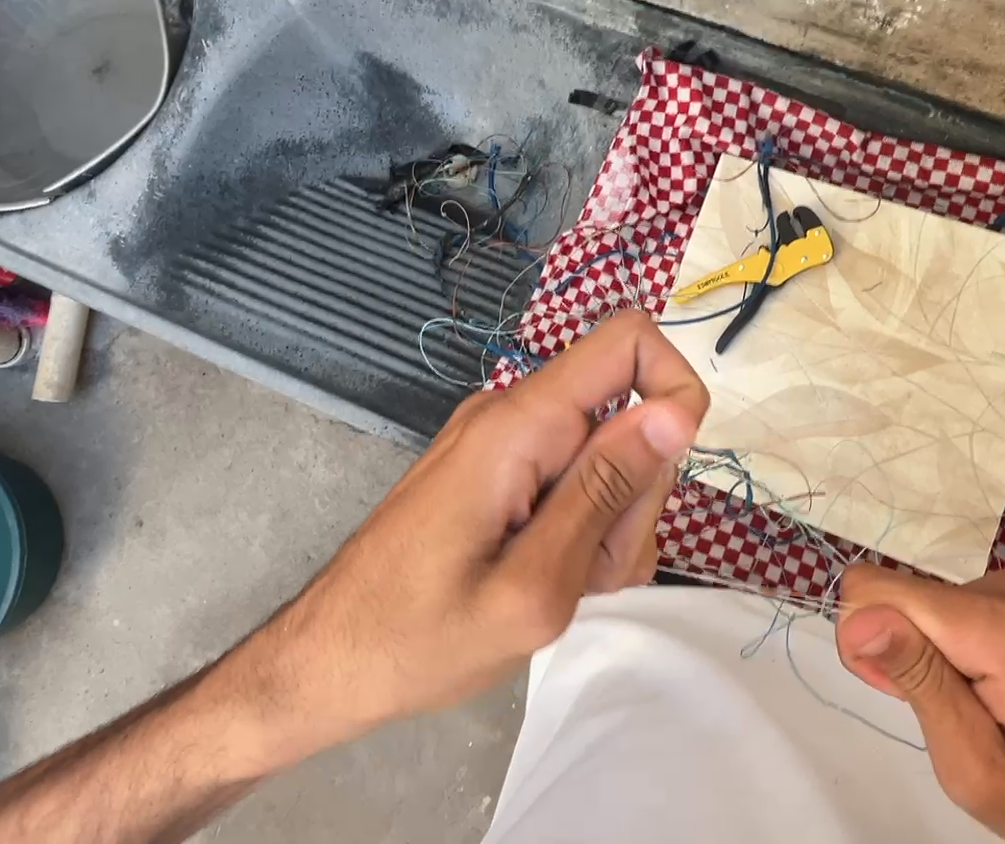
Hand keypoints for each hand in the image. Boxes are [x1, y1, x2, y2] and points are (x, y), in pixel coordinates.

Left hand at [212, 310, 707, 772]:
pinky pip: (573, 477)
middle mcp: (513, 412)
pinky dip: (582, 527)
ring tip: (560, 582)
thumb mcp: (535, 586)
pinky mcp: (501, 469)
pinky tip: (548, 576)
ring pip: (607, 453)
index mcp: (518, 423)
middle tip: (590, 566)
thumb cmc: (419, 639)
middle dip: (635, 489)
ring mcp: (505, 441)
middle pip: (627, 409)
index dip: (673, 388)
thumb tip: (676, 412)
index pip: (628, 339)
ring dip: (611, 521)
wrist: (328, 664)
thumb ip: (605, 491)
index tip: (664, 474)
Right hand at [835, 564, 1004, 843]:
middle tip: (939, 714)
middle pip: (894, 591)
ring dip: (921, 652)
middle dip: (895, 649)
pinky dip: (944, 644)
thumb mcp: (975, 769)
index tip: (896, 693)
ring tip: (968, 707)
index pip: (873, 589)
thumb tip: (859, 616)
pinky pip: (943, 602)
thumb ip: (918, 682)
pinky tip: (980, 688)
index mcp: (998, 626)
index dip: (866, 642)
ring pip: (915, 598)